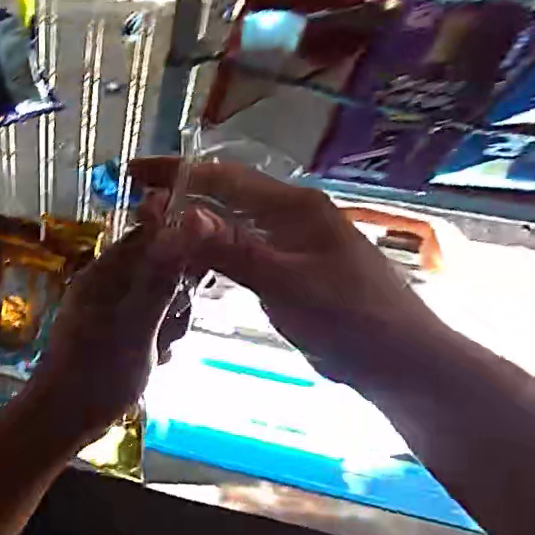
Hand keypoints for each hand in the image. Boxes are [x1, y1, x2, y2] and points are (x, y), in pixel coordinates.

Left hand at [18, 219, 190, 443]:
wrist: (65, 419)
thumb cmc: (98, 371)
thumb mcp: (137, 324)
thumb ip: (160, 279)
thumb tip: (184, 229)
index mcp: (105, 273)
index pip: (150, 237)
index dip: (180, 250)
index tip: (197, 278)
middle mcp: (106, 285)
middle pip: (160, 270)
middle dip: (175, 298)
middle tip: (170, 326)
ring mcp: (110, 310)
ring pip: (159, 301)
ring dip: (169, 324)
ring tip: (161, 348)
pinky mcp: (115, 334)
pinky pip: (149, 325)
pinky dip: (157, 341)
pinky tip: (156, 360)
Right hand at [130, 158, 454, 387]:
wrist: (401, 362)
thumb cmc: (350, 319)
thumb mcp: (285, 284)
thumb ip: (230, 249)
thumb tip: (176, 217)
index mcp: (293, 207)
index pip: (223, 177)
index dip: (176, 172)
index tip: (133, 173)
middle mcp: (292, 216)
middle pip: (225, 195)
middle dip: (179, 197)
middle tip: (136, 212)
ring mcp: (293, 242)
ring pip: (232, 224)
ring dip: (193, 225)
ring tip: (155, 234)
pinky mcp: (292, 269)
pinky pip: (242, 249)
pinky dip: (212, 251)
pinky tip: (192, 263)